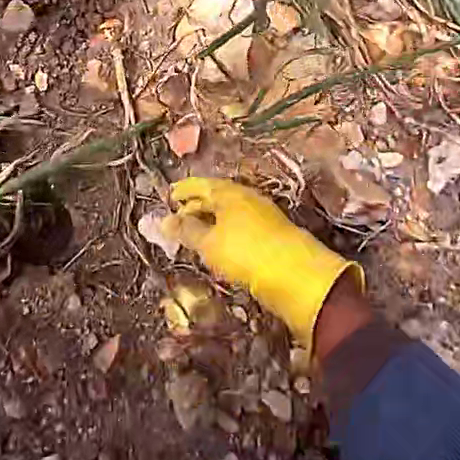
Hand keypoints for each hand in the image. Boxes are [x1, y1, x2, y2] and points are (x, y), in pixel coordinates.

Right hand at [168, 177, 360, 346]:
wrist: (296, 275)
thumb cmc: (245, 252)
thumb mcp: (208, 242)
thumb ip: (185, 230)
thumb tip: (163, 220)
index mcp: (230, 192)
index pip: (201, 184)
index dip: (184, 190)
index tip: (169, 197)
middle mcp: (247, 198)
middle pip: (216, 197)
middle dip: (196, 205)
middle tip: (177, 218)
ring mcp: (262, 216)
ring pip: (229, 213)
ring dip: (210, 221)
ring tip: (194, 235)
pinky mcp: (271, 235)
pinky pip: (239, 227)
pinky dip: (224, 232)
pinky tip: (218, 247)